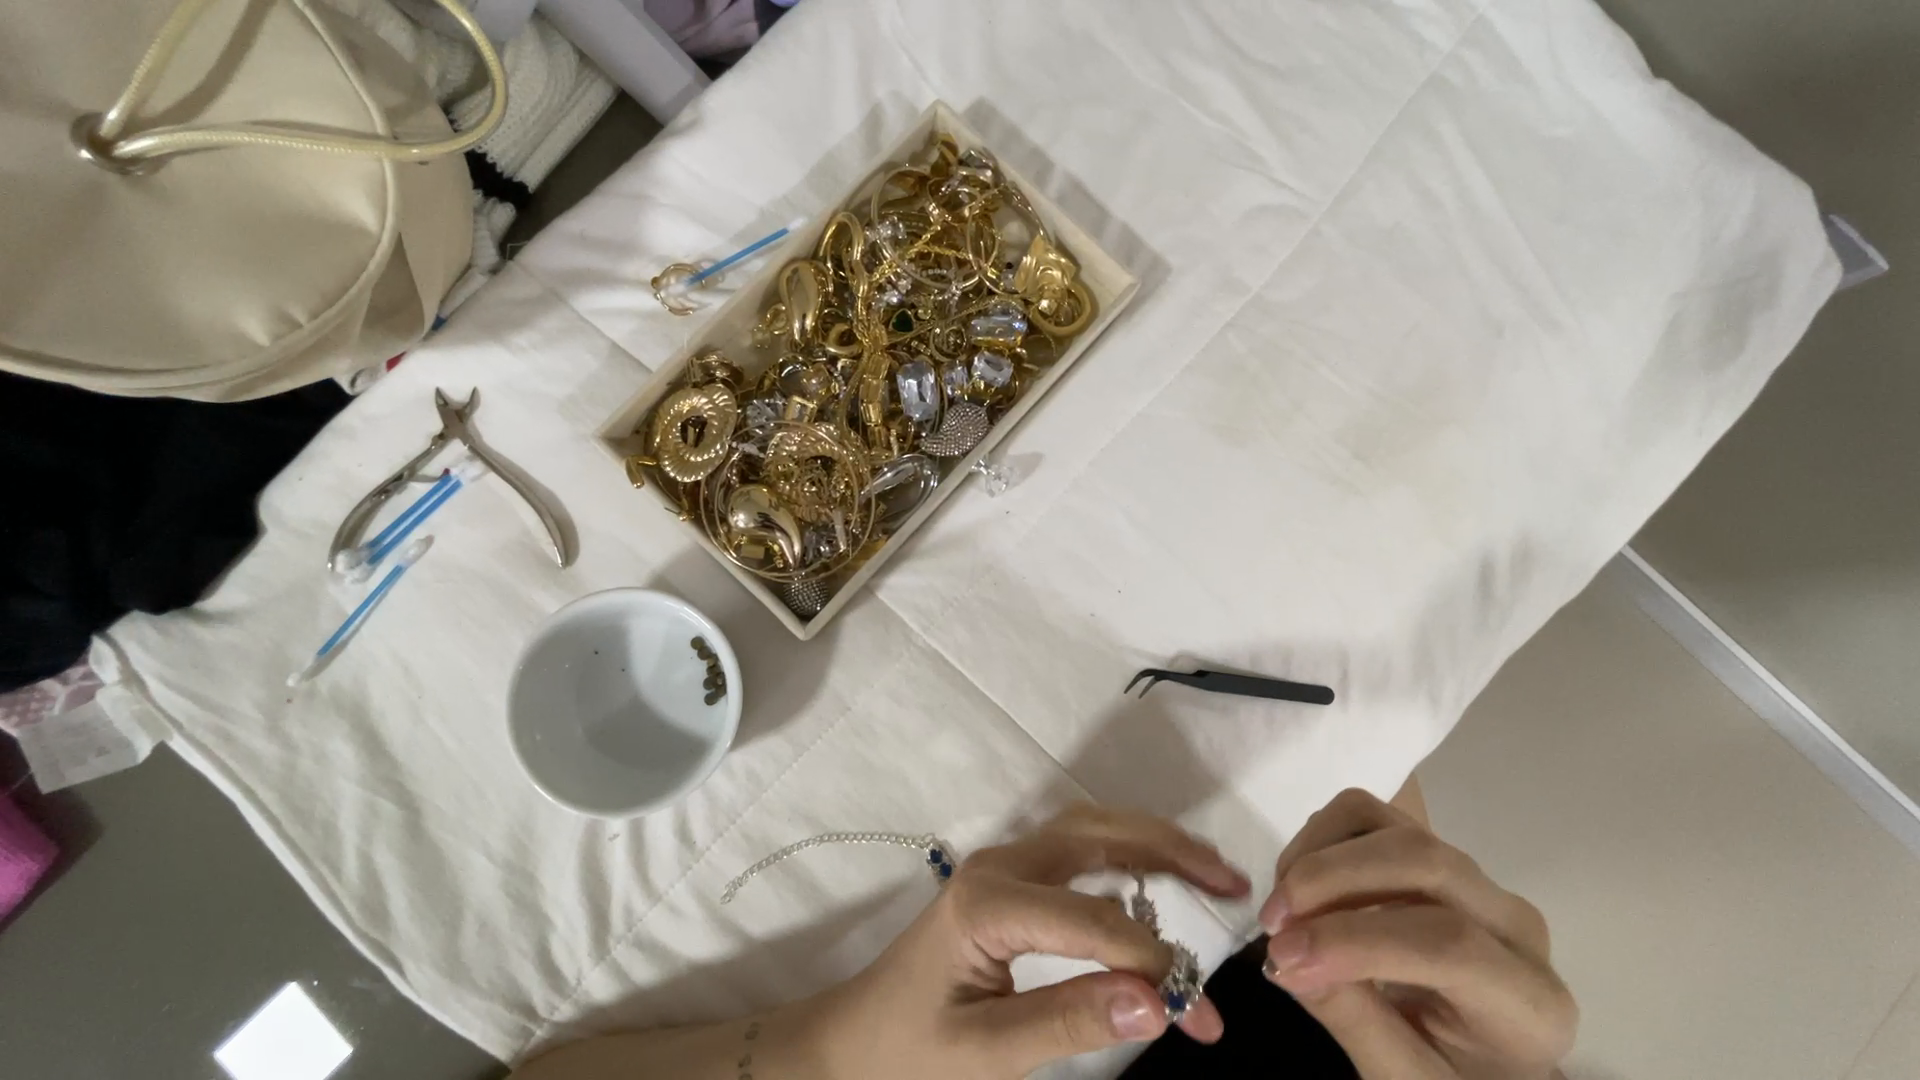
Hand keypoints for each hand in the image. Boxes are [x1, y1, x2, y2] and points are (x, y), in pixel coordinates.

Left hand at [812, 803, 1251, 1078]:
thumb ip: (1069, 1022)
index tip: (1198, 1012)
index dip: (1151, 962)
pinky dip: (1125, 855)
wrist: (854, 1038)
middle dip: (1167, 851)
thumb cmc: (908, 1050)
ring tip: (1210, 871)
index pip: (1092, 921)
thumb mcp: (985, 1054)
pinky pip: (1077, 851)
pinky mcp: (1009, 879)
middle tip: (1231, 882)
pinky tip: (1155, 880)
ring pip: (1089, 830)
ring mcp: (1004, 865)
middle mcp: (999, 866)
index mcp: (988, 903)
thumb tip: (1157, 999)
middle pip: (1096, 834)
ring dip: (1151, 842)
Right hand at [1255, 789, 1575, 1078]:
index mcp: (1530, 1002)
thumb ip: (1353, 1020)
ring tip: (1282, 904)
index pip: (1447, 945)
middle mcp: (1515, 925)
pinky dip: (1321, 837)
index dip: (1353, 941)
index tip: (1280, 957)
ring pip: (1390, 824)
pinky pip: (1370, 816)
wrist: (1479, 1064)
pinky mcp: (1433, 853)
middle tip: (1271, 921)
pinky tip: (1301, 884)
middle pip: (1422, 860)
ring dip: (1319, 852)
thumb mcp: (1406, 1078)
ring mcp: (1475, 879)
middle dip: (1329, 878)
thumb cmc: (1447, 1077)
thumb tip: (1283, 959)